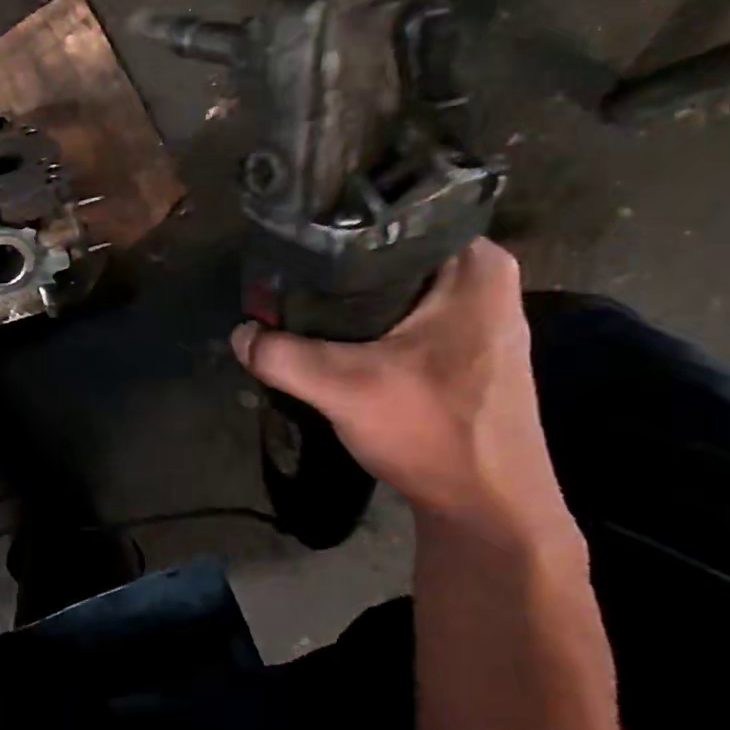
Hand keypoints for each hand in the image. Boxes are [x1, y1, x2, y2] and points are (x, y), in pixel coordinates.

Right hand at [232, 239, 572, 542]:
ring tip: (305, 305)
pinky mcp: (471, 352)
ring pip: (401, 290)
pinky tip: (342, 341)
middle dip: (341, 269)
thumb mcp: (344, 388)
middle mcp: (486, 280)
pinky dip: (376, 326)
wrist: (489, 512)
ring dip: (357, 302)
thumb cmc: (433, 432)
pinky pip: (411, 319)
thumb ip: (283, 355)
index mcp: (475, 264)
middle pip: (394, 256)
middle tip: (290, 277)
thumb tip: (240, 334)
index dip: (339, 228)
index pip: (394, 217)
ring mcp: (482, 318)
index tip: (293, 242)